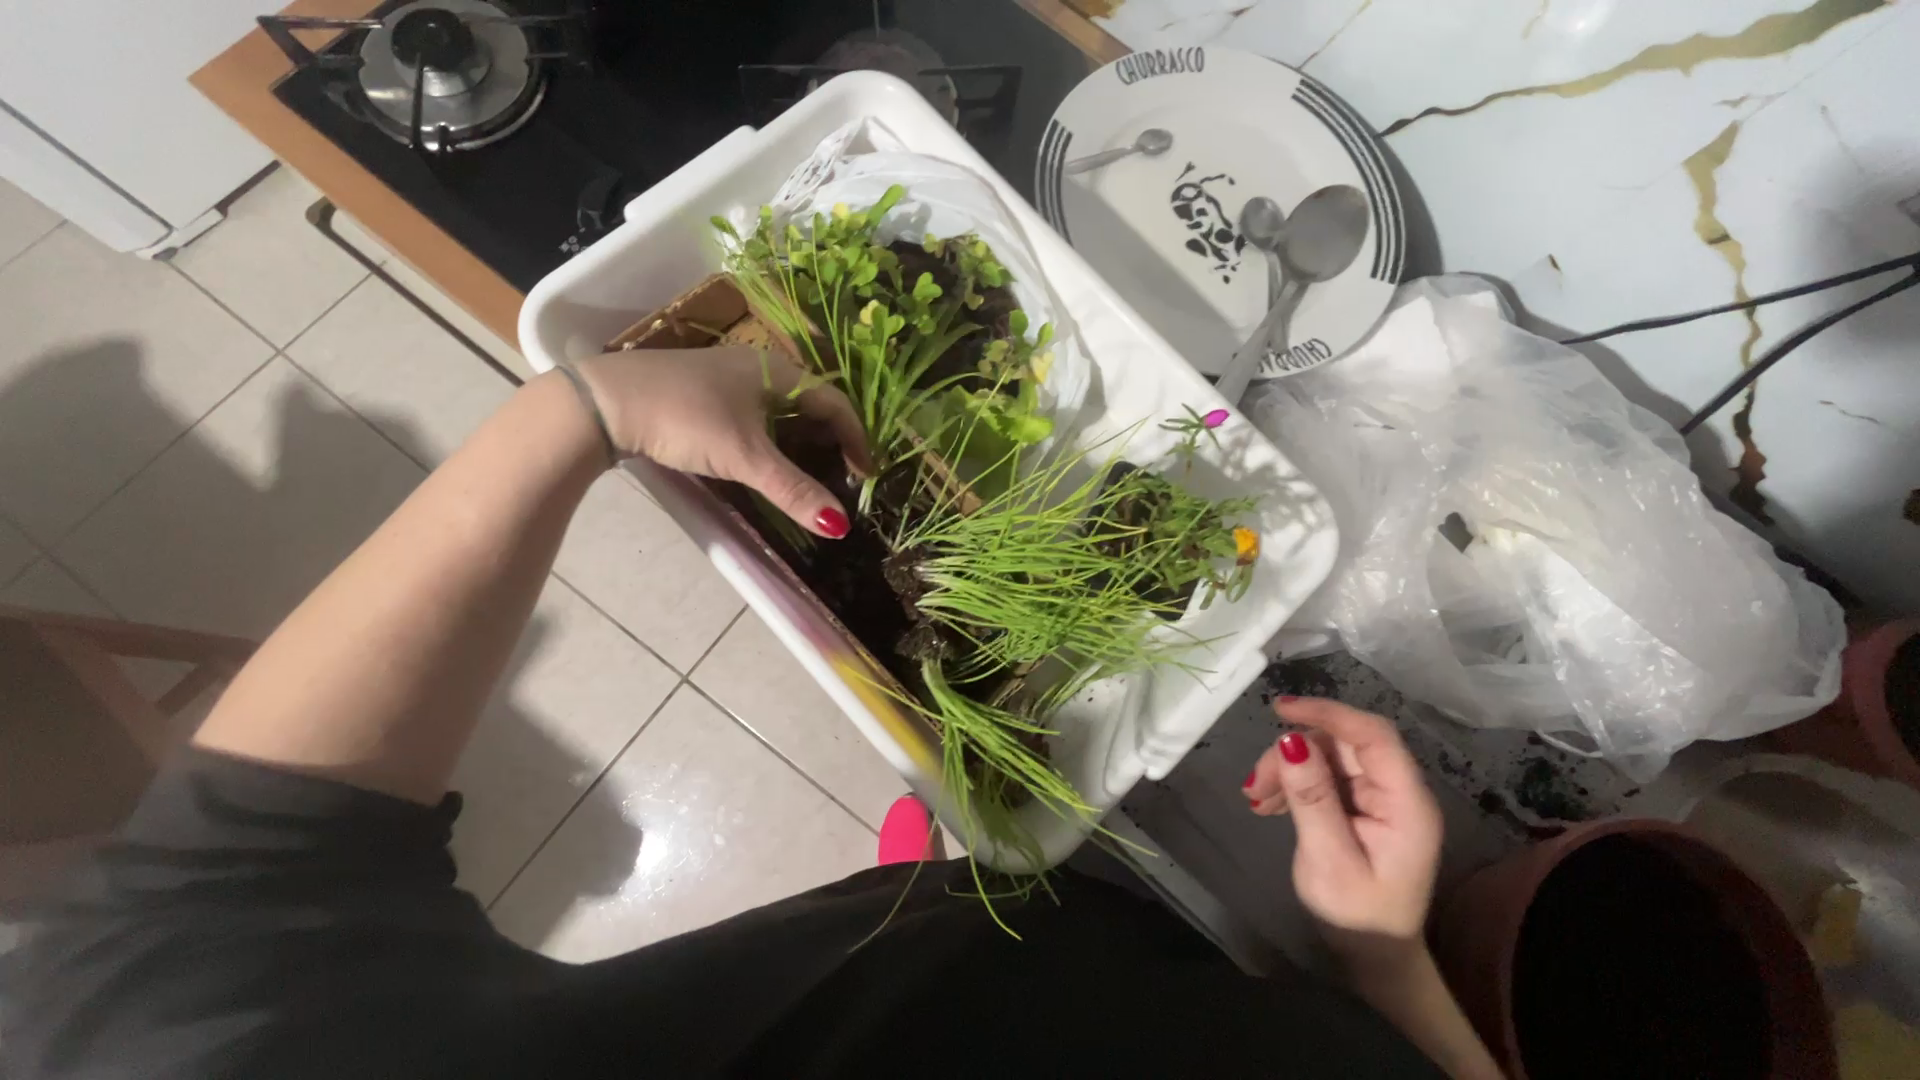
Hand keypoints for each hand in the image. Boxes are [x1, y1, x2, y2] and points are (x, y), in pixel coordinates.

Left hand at [571, 346, 869, 537]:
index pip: (836, 402)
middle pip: (812, 403)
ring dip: (802, 440)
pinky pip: (757, 413)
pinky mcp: (703, 392)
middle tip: (842, 476)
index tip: (867, 475)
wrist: (603, 402)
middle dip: (832, 440)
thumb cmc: (685, 419)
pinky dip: (773, 437)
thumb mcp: (745, 458)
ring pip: (782, 409)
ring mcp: (728, 377)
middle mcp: (758, 366)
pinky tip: (763, 459)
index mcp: (778, 371)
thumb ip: (794, 491)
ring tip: (810, 473)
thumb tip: (840, 526)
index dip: (857, 439)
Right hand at [1244, 697, 1442, 965]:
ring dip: (1287, 768)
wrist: (1374, 958)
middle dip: (1294, 752)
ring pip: (1327, 756)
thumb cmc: (1356, 916)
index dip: (1328, 713)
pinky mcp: (1359, 806)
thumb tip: (1290, 740)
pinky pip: (1323, 775)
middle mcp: (1397, 792)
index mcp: (1406, 803)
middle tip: (1255, 784)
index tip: (1280, 709)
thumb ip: (1312, 798)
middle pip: (1343, 744)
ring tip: (1256, 800)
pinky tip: (1268, 804)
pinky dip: (1293, 782)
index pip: (1373, 736)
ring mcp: (1379, 798)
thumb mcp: (1328, 859)